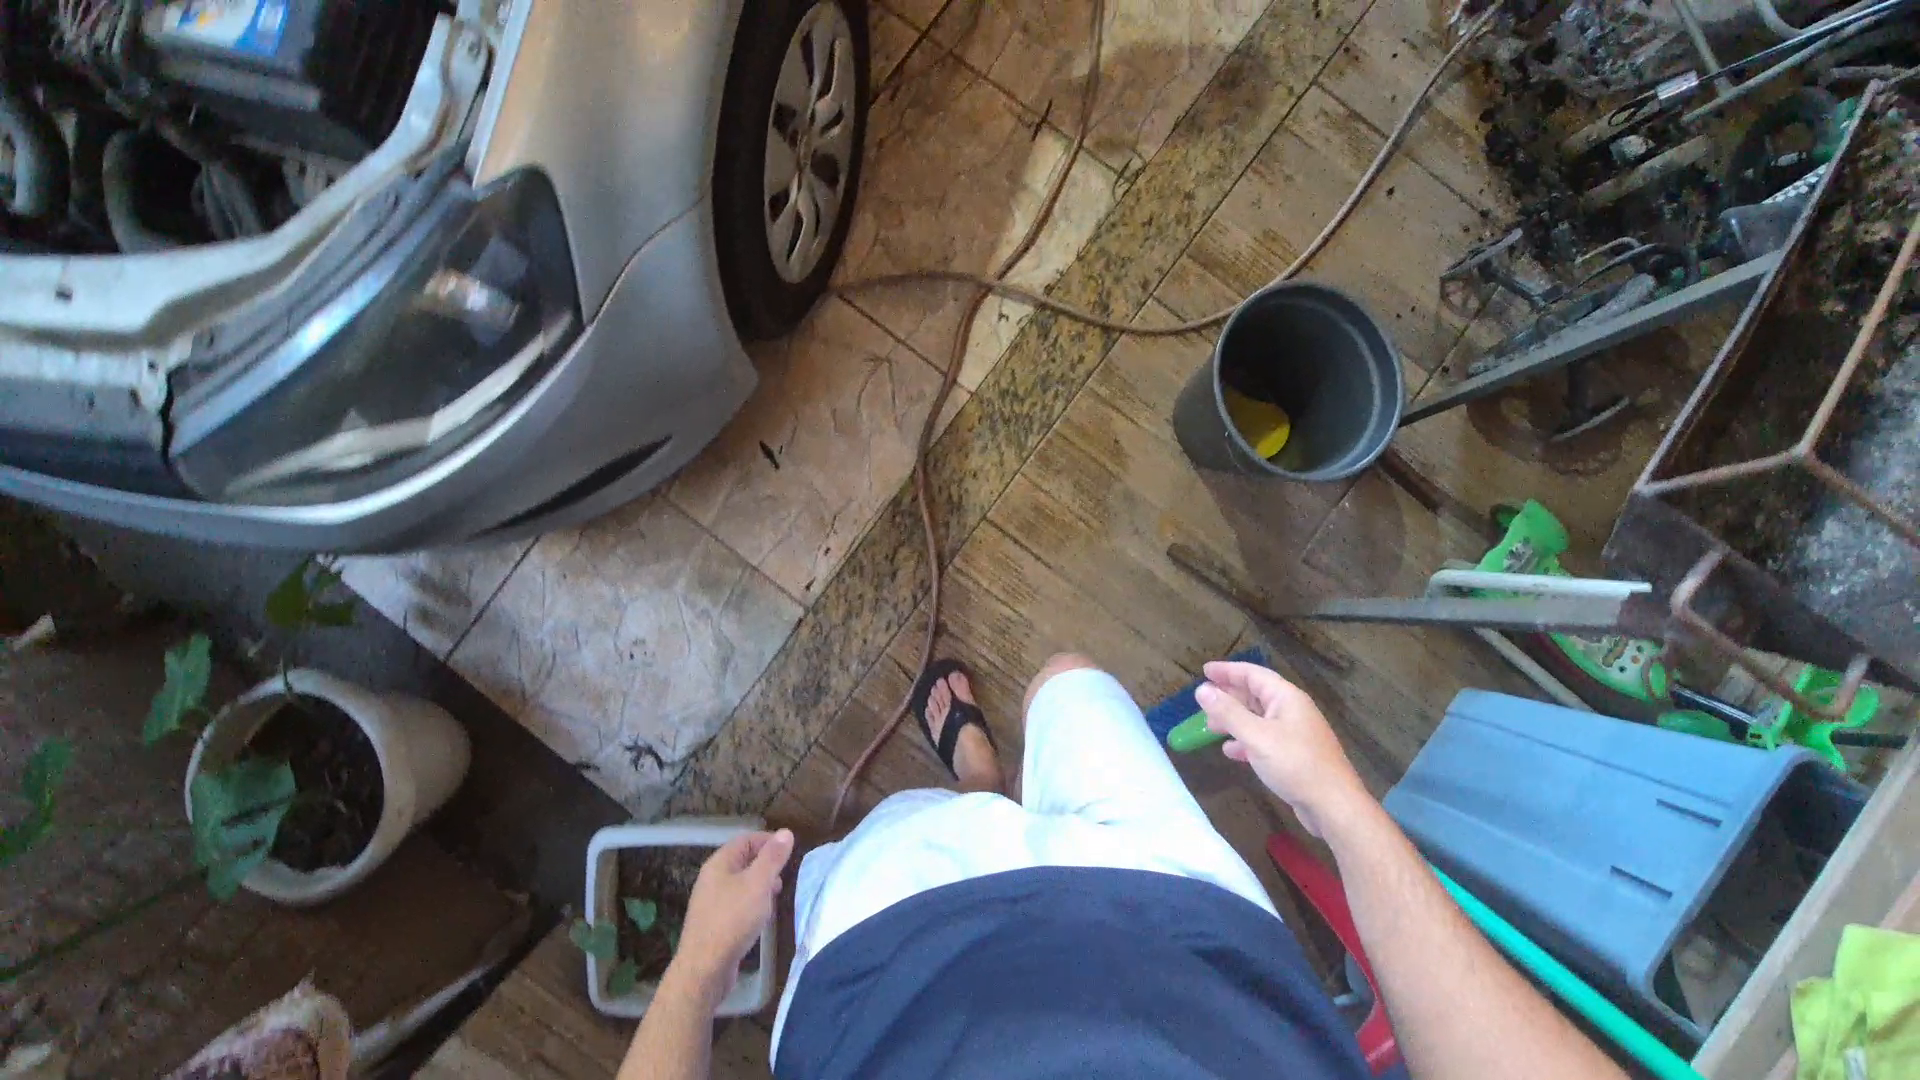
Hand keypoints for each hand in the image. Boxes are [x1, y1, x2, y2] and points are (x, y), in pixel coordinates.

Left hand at [666, 829, 794, 1008]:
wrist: (704, 968)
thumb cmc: (733, 919)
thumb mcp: (759, 883)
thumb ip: (773, 857)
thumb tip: (786, 832)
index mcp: (719, 864)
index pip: (746, 840)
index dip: (769, 841)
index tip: (790, 852)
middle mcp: (711, 879)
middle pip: (743, 861)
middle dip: (766, 865)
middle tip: (784, 877)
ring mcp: (710, 902)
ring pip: (741, 884)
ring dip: (760, 886)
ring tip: (775, 897)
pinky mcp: (713, 923)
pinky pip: (736, 904)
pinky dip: (752, 904)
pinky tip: (761, 919)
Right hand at [1194, 660, 1371, 836]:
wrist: (1333, 806)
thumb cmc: (1295, 764)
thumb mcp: (1256, 736)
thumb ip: (1228, 712)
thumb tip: (1202, 690)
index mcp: (1286, 698)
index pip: (1253, 674)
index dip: (1228, 671)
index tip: (1204, 671)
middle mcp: (1292, 711)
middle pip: (1255, 695)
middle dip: (1228, 697)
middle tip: (1203, 703)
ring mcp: (1294, 734)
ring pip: (1258, 718)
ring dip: (1234, 720)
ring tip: (1210, 728)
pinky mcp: (1294, 755)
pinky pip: (1264, 739)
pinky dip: (1245, 741)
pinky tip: (1231, 751)